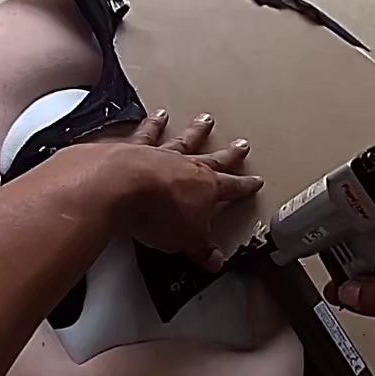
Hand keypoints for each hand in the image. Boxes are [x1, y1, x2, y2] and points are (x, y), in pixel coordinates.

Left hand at [62, 110, 263, 269]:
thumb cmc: (156, 214)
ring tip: (205, 119)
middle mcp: (186, 166)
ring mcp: (161, 154)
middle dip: (230, 154)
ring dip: (196, 130)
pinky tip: (155, 114)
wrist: (119, 189)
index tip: (255, 181)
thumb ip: (201, 250)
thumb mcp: (186, 241)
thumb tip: (215, 261)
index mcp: (205, 188)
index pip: (232, 188)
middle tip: (242, 143)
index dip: (245, 186)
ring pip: (184, 139)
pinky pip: (147, 133)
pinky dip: (152, 123)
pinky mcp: (134, 149)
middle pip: (214, 158)